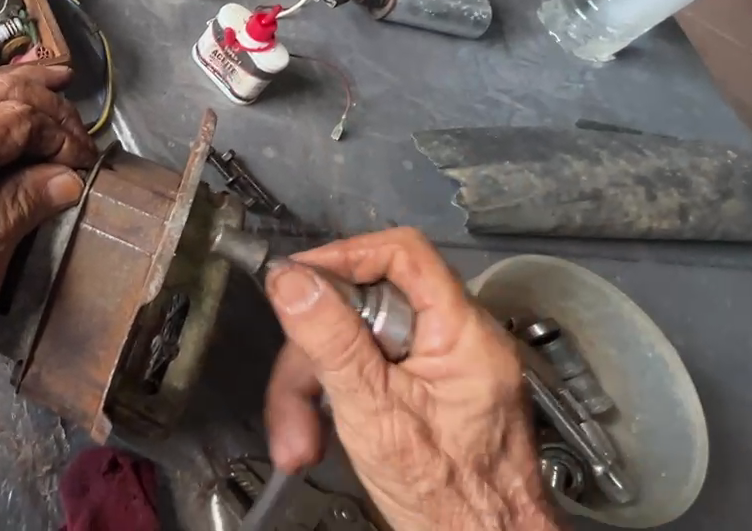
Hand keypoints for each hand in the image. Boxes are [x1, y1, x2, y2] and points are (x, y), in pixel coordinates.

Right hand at [262, 228, 561, 530]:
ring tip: (295, 438)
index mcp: (462, 333)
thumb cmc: (445, 498)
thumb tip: (289, 276)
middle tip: (290, 390)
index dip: (344, 257)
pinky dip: (332, 398)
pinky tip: (312, 435)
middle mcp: (456, 340)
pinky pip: (365, 368)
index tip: (297, 282)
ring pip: (355, 341)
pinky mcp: (423, 391)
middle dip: (314, 349)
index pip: (403, 253)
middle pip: (364, 305)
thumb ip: (331, 339)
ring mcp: (439, 367)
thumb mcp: (374, 413)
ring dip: (312, 386)